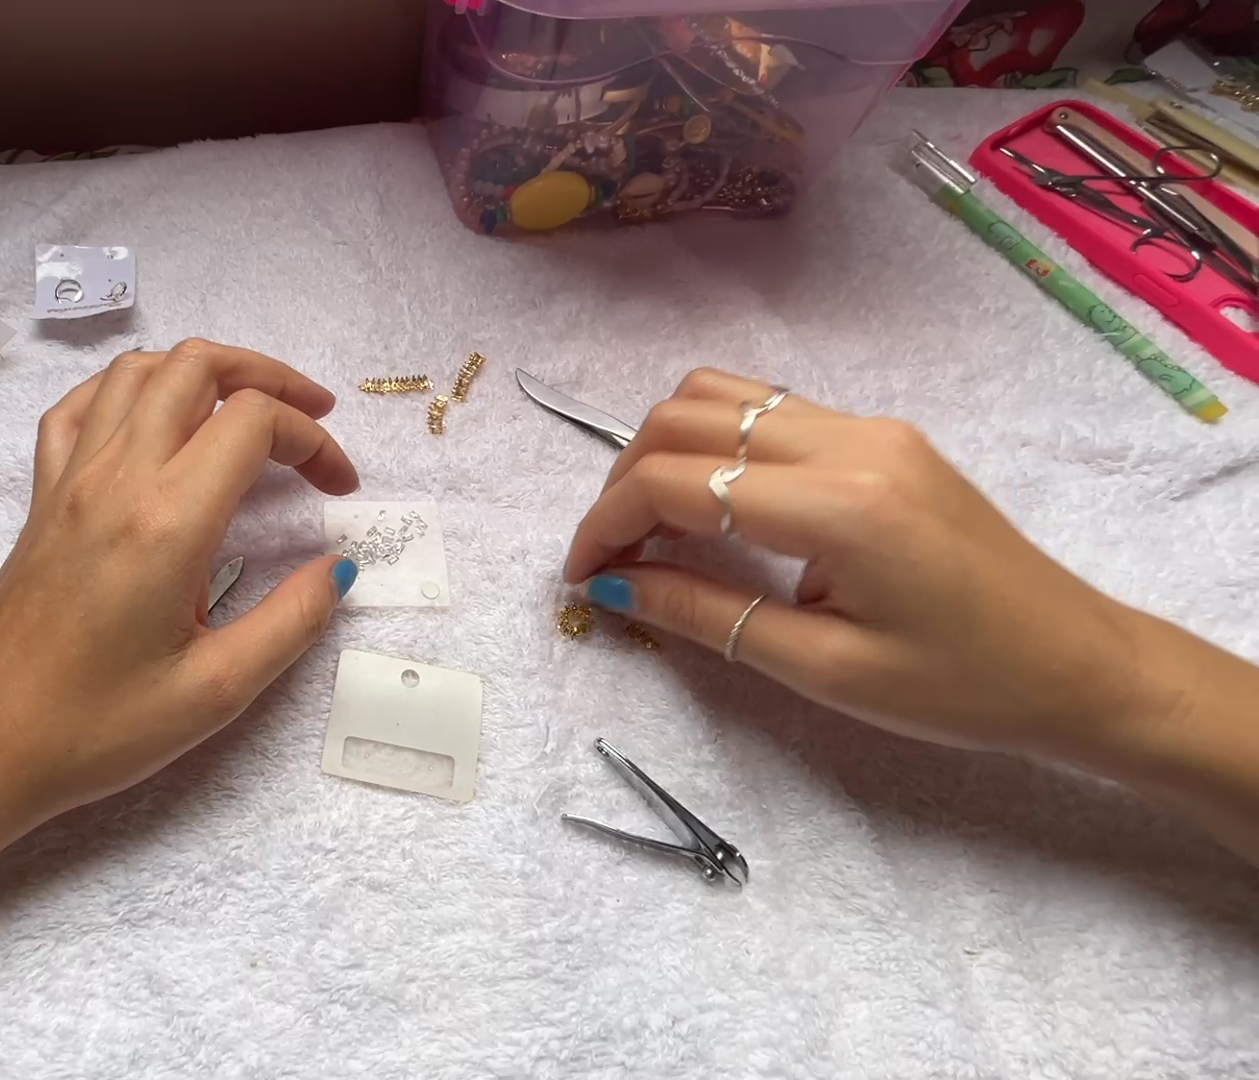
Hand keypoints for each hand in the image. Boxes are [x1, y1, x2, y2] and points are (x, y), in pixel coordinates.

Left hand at [0, 340, 360, 845]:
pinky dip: (132, 390)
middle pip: (197, 366)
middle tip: (313, 414)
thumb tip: (339, 567)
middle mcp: (114, 477)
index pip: (253, 422)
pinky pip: (83, 406)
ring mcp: (69, 477)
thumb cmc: (96, 728)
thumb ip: (292, 620)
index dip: (314, 439)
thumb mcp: (216, 691)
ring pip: (139, 371)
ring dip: (204, 372)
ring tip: (246, 409)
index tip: (341, 487)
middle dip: (268, 376)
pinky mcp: (42, 494)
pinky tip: (155, 421)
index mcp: (165, 521)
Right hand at [565, 368, 1175, 758]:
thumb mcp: (819, 668)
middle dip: (619, 484)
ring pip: (712, 395)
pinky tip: (701, 494)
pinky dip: (700, 440)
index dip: (604, 523)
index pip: (674, 482)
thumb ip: (701, 612)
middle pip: (680, 421)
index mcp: (840, 505)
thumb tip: (610, 585)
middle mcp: (848, 440)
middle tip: (608, 552)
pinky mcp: (871, 432)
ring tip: (646, 517)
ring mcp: (863, 425)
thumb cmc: (960, 687)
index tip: (581, 574)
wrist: (1089, 667)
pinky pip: (755, 407)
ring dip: (655, 451)